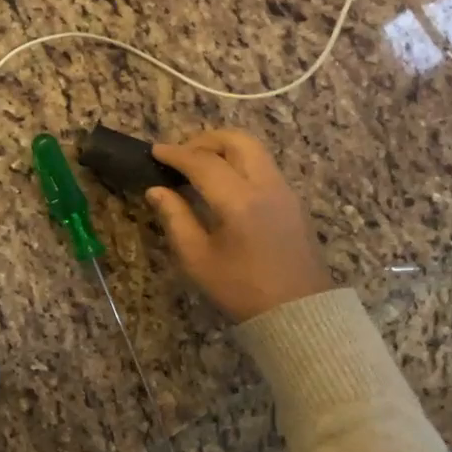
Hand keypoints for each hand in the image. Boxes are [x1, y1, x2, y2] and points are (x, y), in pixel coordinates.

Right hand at [147, 130, 333, 321]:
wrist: (297, 311)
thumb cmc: (240, 288)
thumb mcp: (197, 258)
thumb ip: (175, 218)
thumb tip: (156, 190)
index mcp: (239, 201)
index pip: (203, 162)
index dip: (175, 154)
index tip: (154, 151)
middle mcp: (266, 186)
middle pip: (238, 141)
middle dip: (205, 140)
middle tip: (180, 154)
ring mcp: (284, 191)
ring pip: (255, 150)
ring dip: (224, 149)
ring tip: (198, 166)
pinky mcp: (291, 200)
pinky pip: (263, 166)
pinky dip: (238, 162)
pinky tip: (221, 183)